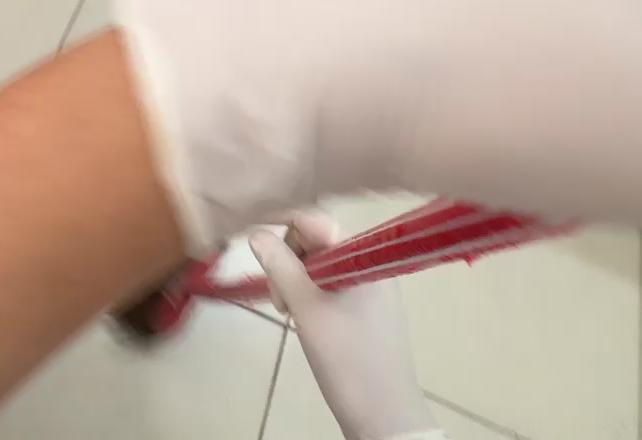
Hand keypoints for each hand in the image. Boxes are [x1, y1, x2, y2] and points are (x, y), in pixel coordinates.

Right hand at [251, 214, 446, 439]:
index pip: (316, 221)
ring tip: (288, 311)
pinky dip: (307, 293)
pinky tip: (300, 316)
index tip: (255, 240)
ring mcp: (367, 288)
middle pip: (315, 240)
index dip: (283, 224)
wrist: (386, 422)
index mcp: (364, 257)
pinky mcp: (362, 309)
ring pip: (317, 263)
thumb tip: (256, 233)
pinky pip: (326, 283)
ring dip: (294, 279)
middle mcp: (368, 265)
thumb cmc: (348, 360)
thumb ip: (280, 267)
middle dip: (288, 259)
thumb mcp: (307, 310)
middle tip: (279, 297)